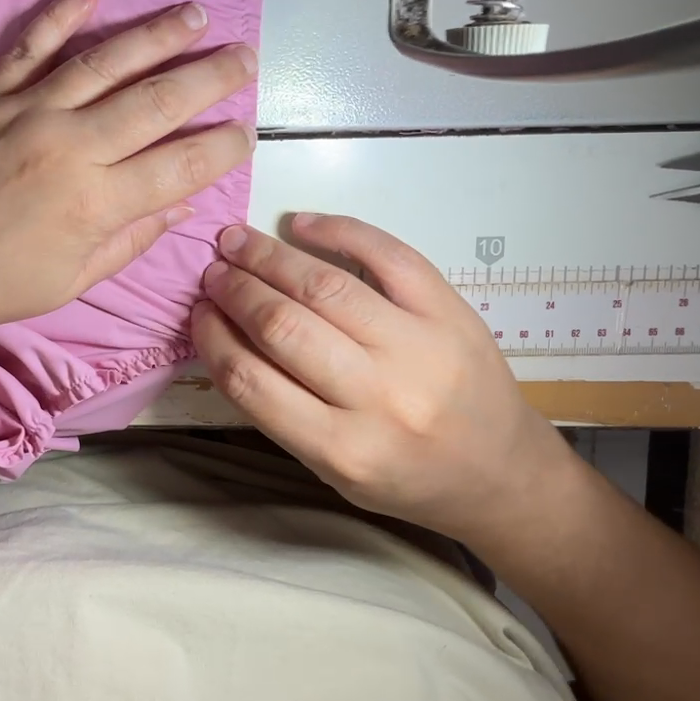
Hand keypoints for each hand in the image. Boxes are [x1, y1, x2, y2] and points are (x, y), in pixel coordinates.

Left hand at [0, 0, 256, 346]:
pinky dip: (60, 14)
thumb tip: (183, 205)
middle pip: (157, 102)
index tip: (247, 131)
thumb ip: (130, 240)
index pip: (181, 165)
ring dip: (157, 35)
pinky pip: (30, 45)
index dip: (222, 147)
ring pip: (105, 63)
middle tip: (245, 57)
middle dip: (210, 77)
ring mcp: (25, 113)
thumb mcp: (69, 282)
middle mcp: (68, 148)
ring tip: (195, 16)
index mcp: (94, 205)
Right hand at [190, 214, 581, 544]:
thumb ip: (277, 407)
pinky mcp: (452, 312)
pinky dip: (340, 230)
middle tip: (212, 272)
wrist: (502, 474)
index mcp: (344, 449)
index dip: (212, 338)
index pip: (252, 380)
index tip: (197, 313)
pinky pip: (389, 256)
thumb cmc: (405, 477)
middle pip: (284, 326)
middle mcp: (381, 399)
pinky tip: (301, 224)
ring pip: (326, 286)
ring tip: (237, 242)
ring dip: (270, 258)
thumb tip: (223, 332)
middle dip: (235, 291)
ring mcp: (421, 349)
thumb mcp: (330, 468)